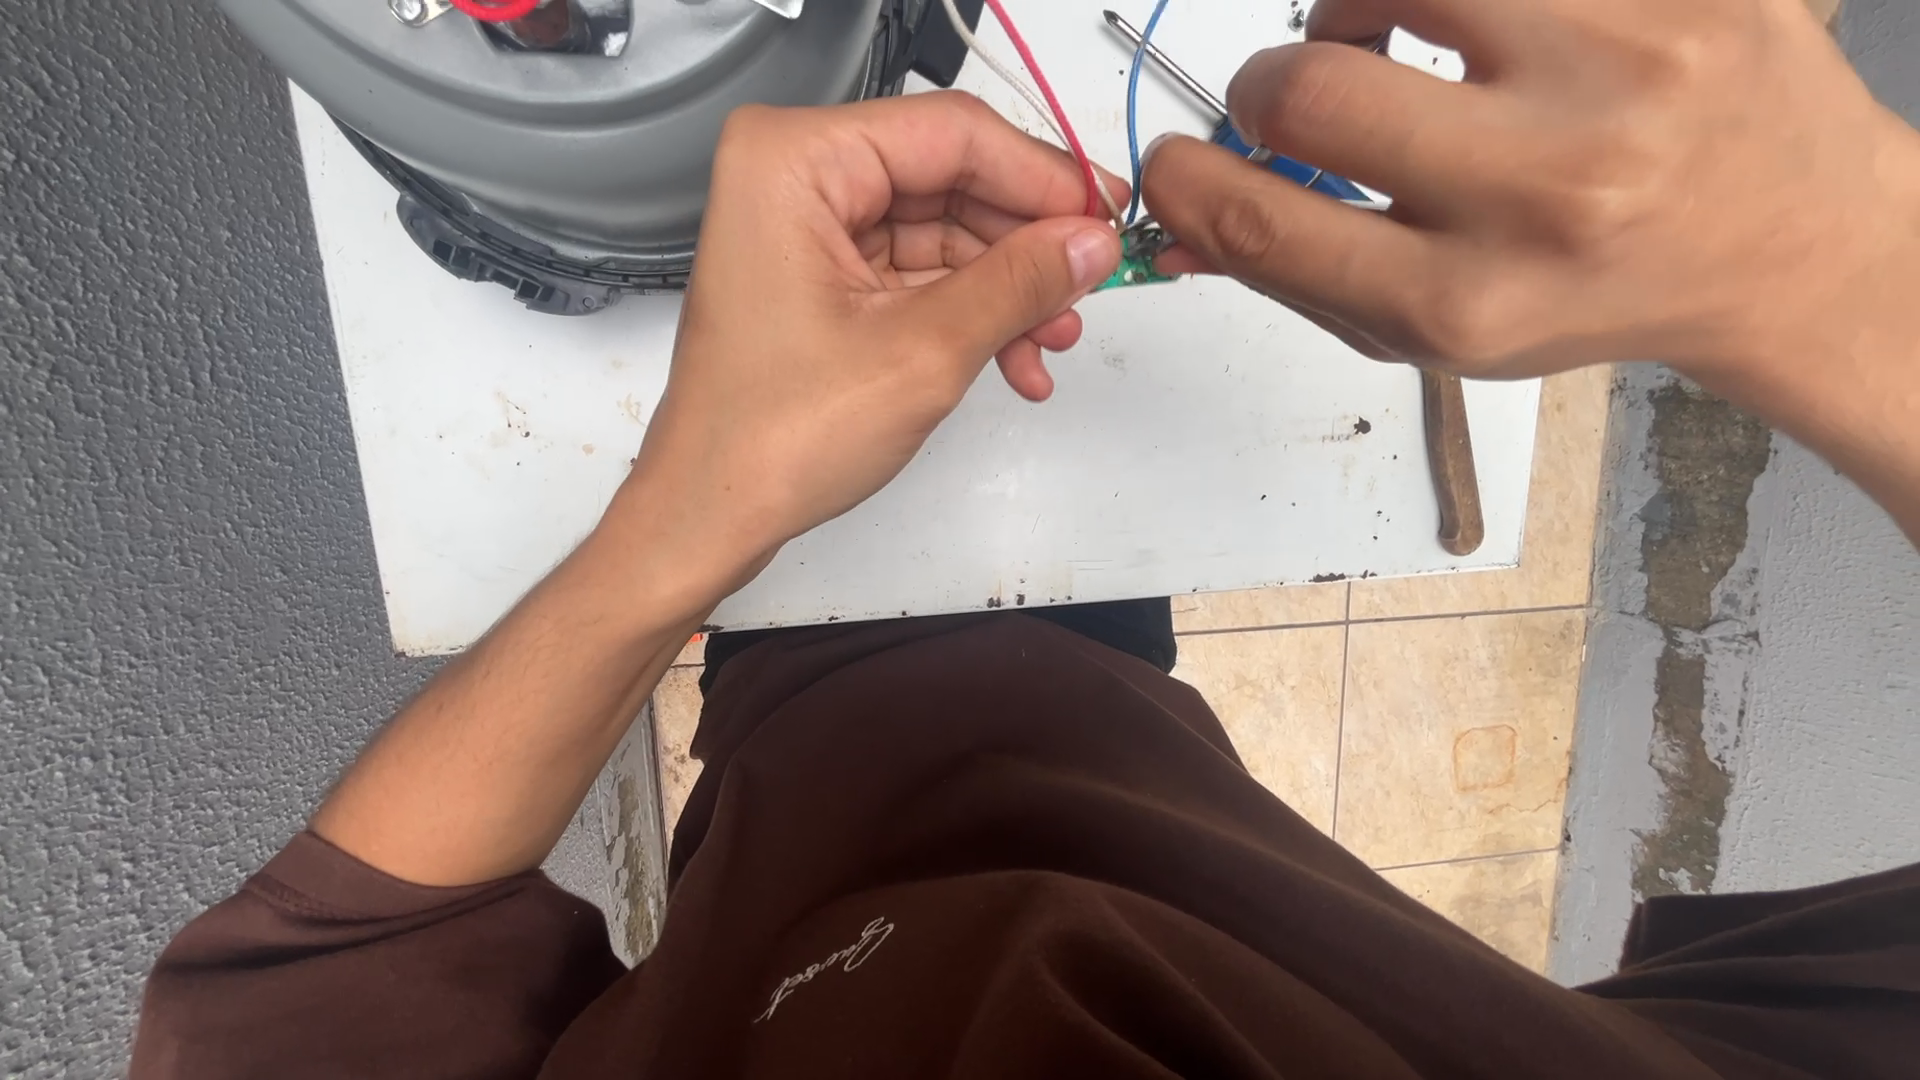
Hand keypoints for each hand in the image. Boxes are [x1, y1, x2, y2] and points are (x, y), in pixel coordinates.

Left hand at [609, 92, 1122, 603]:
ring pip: (940, 239)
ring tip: (1052, 341)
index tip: (1102, 214)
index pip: (952, 137)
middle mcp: (794, 184)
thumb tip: (1088, 243)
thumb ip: (1018, 284)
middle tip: (1086, 286)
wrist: (717, 514)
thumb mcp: (924, 352)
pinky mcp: (821, 286)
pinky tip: (1013, 361)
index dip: (1041, 178)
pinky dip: (968, 318)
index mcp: (795, 163)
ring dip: (1004, 293)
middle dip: (1024, 248)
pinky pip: (915, 281)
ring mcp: (807, 238)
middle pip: (949, 185)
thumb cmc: (774, 440)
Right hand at [1142, 0, 1919, 382]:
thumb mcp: (1412, 330)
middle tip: (1282, 105)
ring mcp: (1627, 60)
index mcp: (1460, 301)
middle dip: (1259, 90)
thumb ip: (1292, 276)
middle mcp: (1543, 188)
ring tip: (1378, 44)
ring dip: (1347, 8)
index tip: (1169, 164)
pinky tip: (1456, 14)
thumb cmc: (1561, 303)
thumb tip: (1180, 226)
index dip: (1182, 182)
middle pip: (1311, 91)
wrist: (1770, 243)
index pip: (1266, 223)